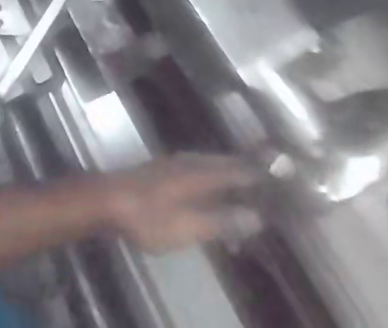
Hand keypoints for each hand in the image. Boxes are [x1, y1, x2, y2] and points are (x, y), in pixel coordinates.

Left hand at [101, 155, 258, 253]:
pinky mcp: (161, 171)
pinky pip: (196, 168)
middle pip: (223, 163)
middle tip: (267, 179)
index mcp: (198, 173)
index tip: (282, 176)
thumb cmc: (148, 217)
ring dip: (227, 172)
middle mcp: (188, 161)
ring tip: (243, 183)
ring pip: (208, 164)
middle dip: (245, 170)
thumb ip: (221, 221)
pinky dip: (211, 176)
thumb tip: (258, 216)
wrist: (106, 201)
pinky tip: (210, 186)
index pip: (236, 170)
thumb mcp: (188, 226)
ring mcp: (172, 163)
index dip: (258, 174)